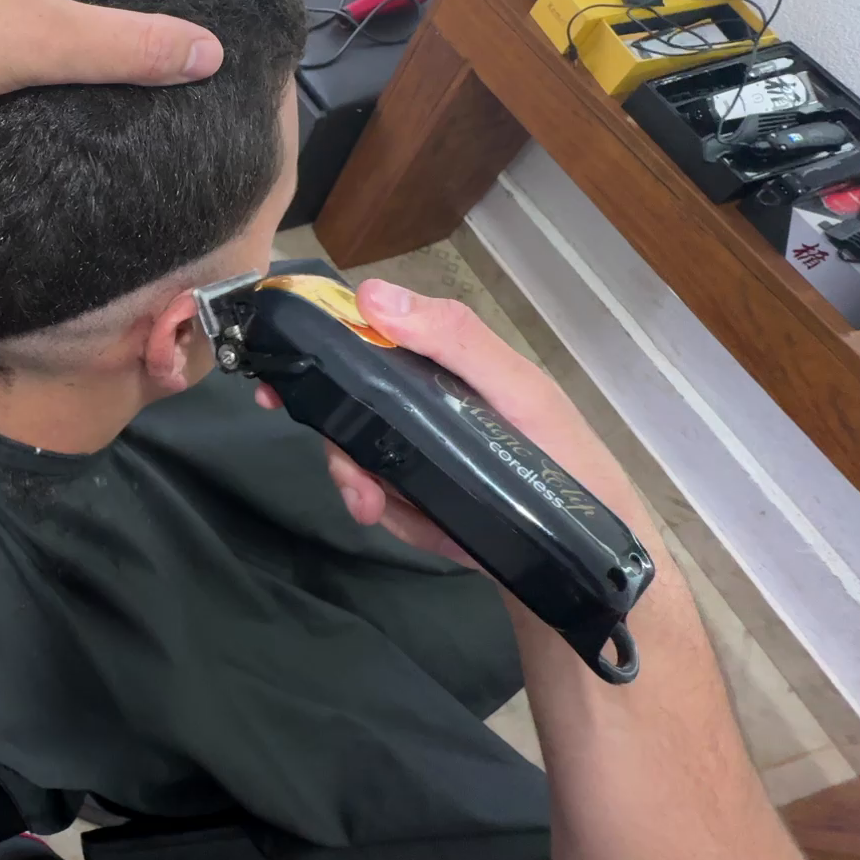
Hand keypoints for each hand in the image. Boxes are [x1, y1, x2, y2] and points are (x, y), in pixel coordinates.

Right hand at [260, 280, 645, 567]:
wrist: (581, 565)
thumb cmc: (564, 463)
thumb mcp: (518, 392)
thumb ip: (454, 340)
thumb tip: (368, 294)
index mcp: (437, 365)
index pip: (365, 340)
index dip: (315, 351)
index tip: (279, 382)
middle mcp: (416, 402)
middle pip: (343, 404)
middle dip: (332, 437)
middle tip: (335, 464)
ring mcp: (409, 450)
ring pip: (347, 451)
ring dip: (350, 479)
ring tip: (371, 506)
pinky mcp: (408, 494)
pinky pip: (369, 493)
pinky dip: (376, 508)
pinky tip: (389, 516)